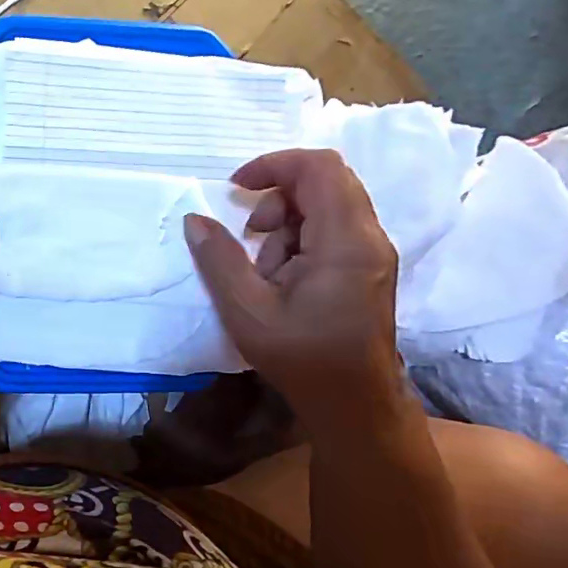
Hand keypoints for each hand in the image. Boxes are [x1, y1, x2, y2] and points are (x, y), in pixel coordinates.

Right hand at [184, 149, 402, 409]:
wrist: (353, 403)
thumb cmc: (301, 357)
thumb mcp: (246, 310)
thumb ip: (219, 259)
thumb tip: (195, 219)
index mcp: (345, 242)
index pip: (319, 169)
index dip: (273, 164)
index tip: (236, 188)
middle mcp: (369, 238)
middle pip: (325, 182)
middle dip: (278, 196)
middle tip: (251, 233)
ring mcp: (372, 253)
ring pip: (328, 205)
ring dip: (286, 222)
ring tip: (266, 267)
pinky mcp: (367, 267)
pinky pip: (333, 229)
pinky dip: (300, 239)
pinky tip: (283, 277)